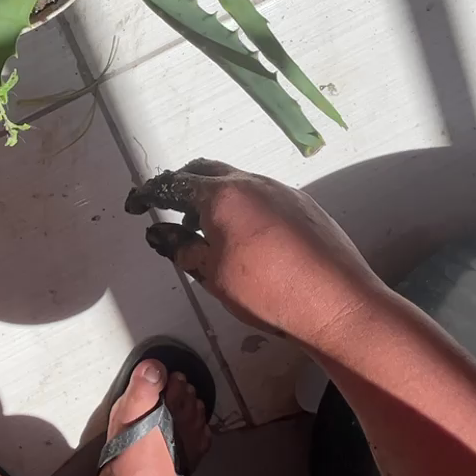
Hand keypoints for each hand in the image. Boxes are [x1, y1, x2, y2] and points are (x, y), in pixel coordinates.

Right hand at [125, 159, 386, 336]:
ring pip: (235, 181)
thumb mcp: (213, 274)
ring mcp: (281, 190)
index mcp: (222, 195)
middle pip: (204, 171)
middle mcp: (251, 182)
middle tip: (167, 210)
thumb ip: (181, 248)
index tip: (134, 206)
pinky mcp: (304, 205)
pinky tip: (245, 238)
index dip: (148, 194)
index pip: (173, 184)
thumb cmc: (267, 293)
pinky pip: (260, 194)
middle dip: (180, 186)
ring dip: (212, 196)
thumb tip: (158, 232)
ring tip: (205, 231)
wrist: (340, 305)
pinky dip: (239, 205)